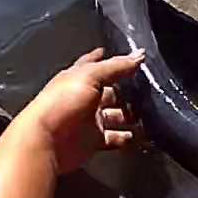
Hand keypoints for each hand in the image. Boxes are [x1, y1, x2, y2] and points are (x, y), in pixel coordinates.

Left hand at [12, 48, 143, 173]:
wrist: (46, 140)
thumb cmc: (62, 102)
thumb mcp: (90, 76)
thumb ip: (116, 66)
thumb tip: (140, 56)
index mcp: (80, 78)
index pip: (97, 65)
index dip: (112, 61)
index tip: (130, 59)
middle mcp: (85, 98)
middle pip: (112, 93)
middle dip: (129, 93)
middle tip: (148, 94)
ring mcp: (90, 121)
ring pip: (117, 117)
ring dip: (133, 117)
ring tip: (151, 115)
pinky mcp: (94, 141)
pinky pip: (116, 138)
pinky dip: (129, 138)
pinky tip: (142, 135)